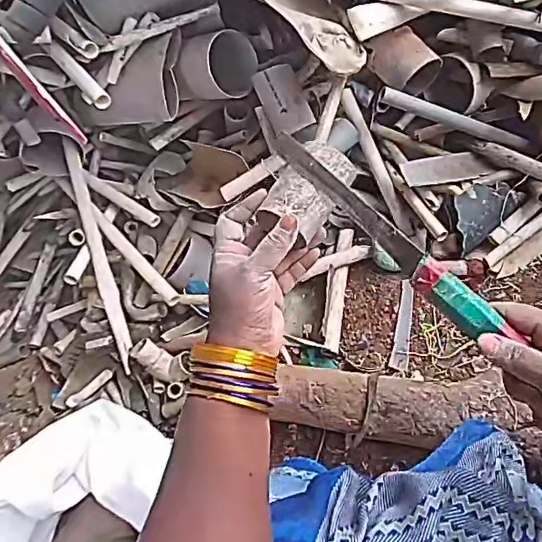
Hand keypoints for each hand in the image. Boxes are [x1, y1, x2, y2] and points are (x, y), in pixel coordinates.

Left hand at [206, 189, 320, 354]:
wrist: (246, 347)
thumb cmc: (235, 315)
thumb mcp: (254, 271)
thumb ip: (273, 246)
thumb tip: (286, 223)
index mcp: (227, 254)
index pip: (232, 220)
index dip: (246, 206)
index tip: (263, 195)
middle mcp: (242, 263)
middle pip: (261, 234)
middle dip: (279, 224)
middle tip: (296, 211)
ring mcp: (259, 277)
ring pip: (280, 251)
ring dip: (296, 241)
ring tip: (313, 229)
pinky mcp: (273, 290)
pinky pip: (290, 269)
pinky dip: (302, 260)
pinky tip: (313, 251)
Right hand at [478, 303, 541, 456]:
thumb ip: (518, 359)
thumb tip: (483, 340)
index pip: (509, 313)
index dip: (485, 321)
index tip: (466, 333)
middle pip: (508, 348)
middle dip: (516, 375)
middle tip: (535, 389)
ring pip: (516, 373)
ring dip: (529, 395)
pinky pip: (529, 390)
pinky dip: (539, 406)